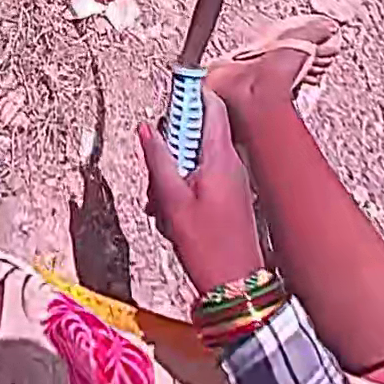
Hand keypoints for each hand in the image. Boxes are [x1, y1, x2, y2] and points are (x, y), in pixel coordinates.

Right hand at [138, 91, 263, 293]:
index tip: (170, 91)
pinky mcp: (228, 195)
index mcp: (220, 157)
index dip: (189, 92)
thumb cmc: (208, 247)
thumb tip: (147, 128)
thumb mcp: (172, 200)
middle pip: (196, 130)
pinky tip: (170, 209)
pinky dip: (181, 183)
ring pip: (194, 154)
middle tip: (155, 164)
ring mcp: (231, 179)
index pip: (211, 106)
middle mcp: (229, 162)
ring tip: (160, 197)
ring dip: (171, 167)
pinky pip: (200, 173)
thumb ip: (158, 159)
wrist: (237, 291)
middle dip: (170, 141)